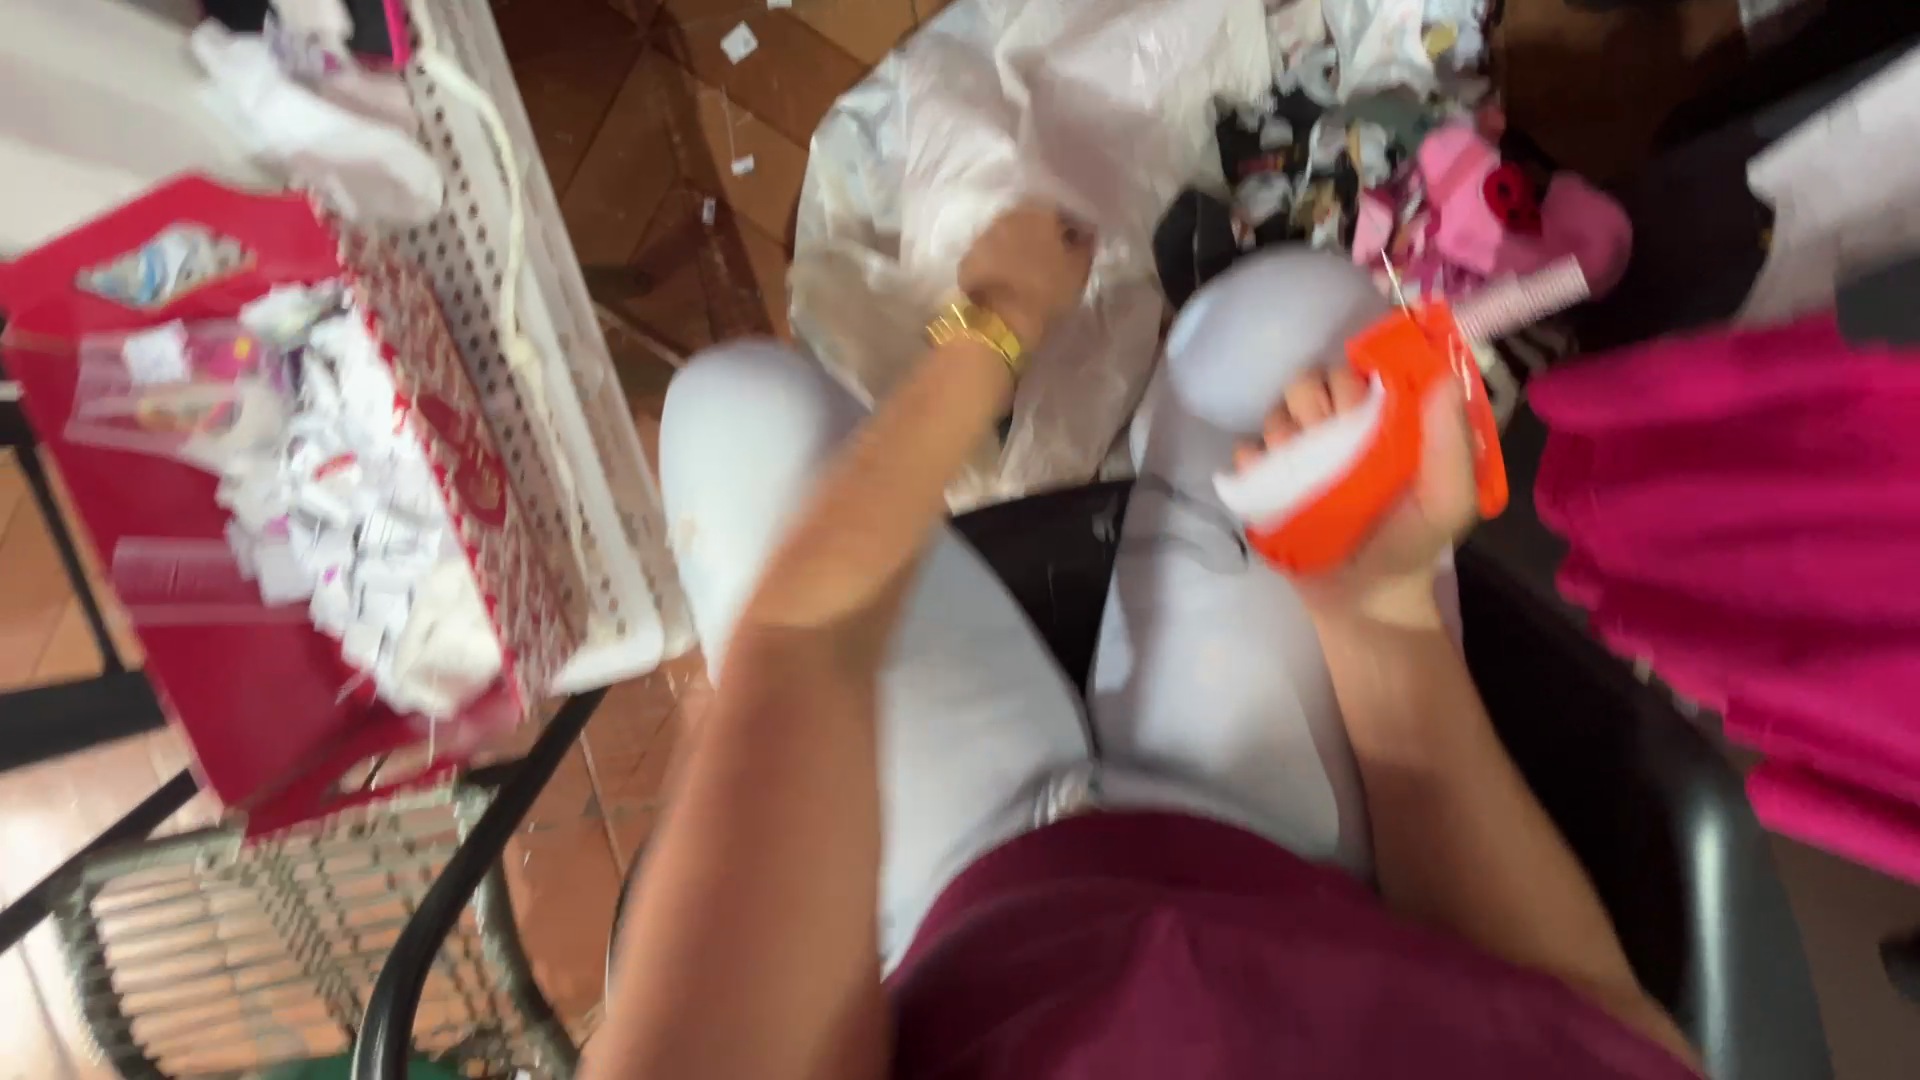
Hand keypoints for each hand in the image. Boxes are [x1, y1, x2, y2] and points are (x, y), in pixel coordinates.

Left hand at [957, 203, 1094, 346]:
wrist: (997, 321)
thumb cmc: (1045, 293)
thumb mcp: (1077, 271)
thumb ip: (1083, 247)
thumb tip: (1084, 234)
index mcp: (1041, 210)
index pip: (1062, 211)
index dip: (1072, 229)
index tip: (1077, 246)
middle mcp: (1009, 213)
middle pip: (1031, 220)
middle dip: (1041, 236)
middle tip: (1051, 260)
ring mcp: (984, 234)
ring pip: (1008, 236)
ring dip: (1018, 248)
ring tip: (1027, 272)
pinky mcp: (967, 258)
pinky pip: (990, 255)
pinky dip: (998, 263)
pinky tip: (1005, 280)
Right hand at [1235, 366, 1478, 626]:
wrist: (1363, 599)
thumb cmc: (1409, 544)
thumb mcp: (1447, 499)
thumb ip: (1450, 443)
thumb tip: (1441, 380)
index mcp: (1377, 425)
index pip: (1353, 373)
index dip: (1348, 380)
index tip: (1355, 407)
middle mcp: (1333, 433)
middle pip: (1304, 386)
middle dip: (1310, 402)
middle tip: (1325, 435)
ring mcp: (1297, 458)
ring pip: (1274, 416)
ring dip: (1282, 430)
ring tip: (1300, 465)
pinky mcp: (1266, 485)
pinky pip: (1245, 454)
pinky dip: (1250, 458)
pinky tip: (1268, 477)